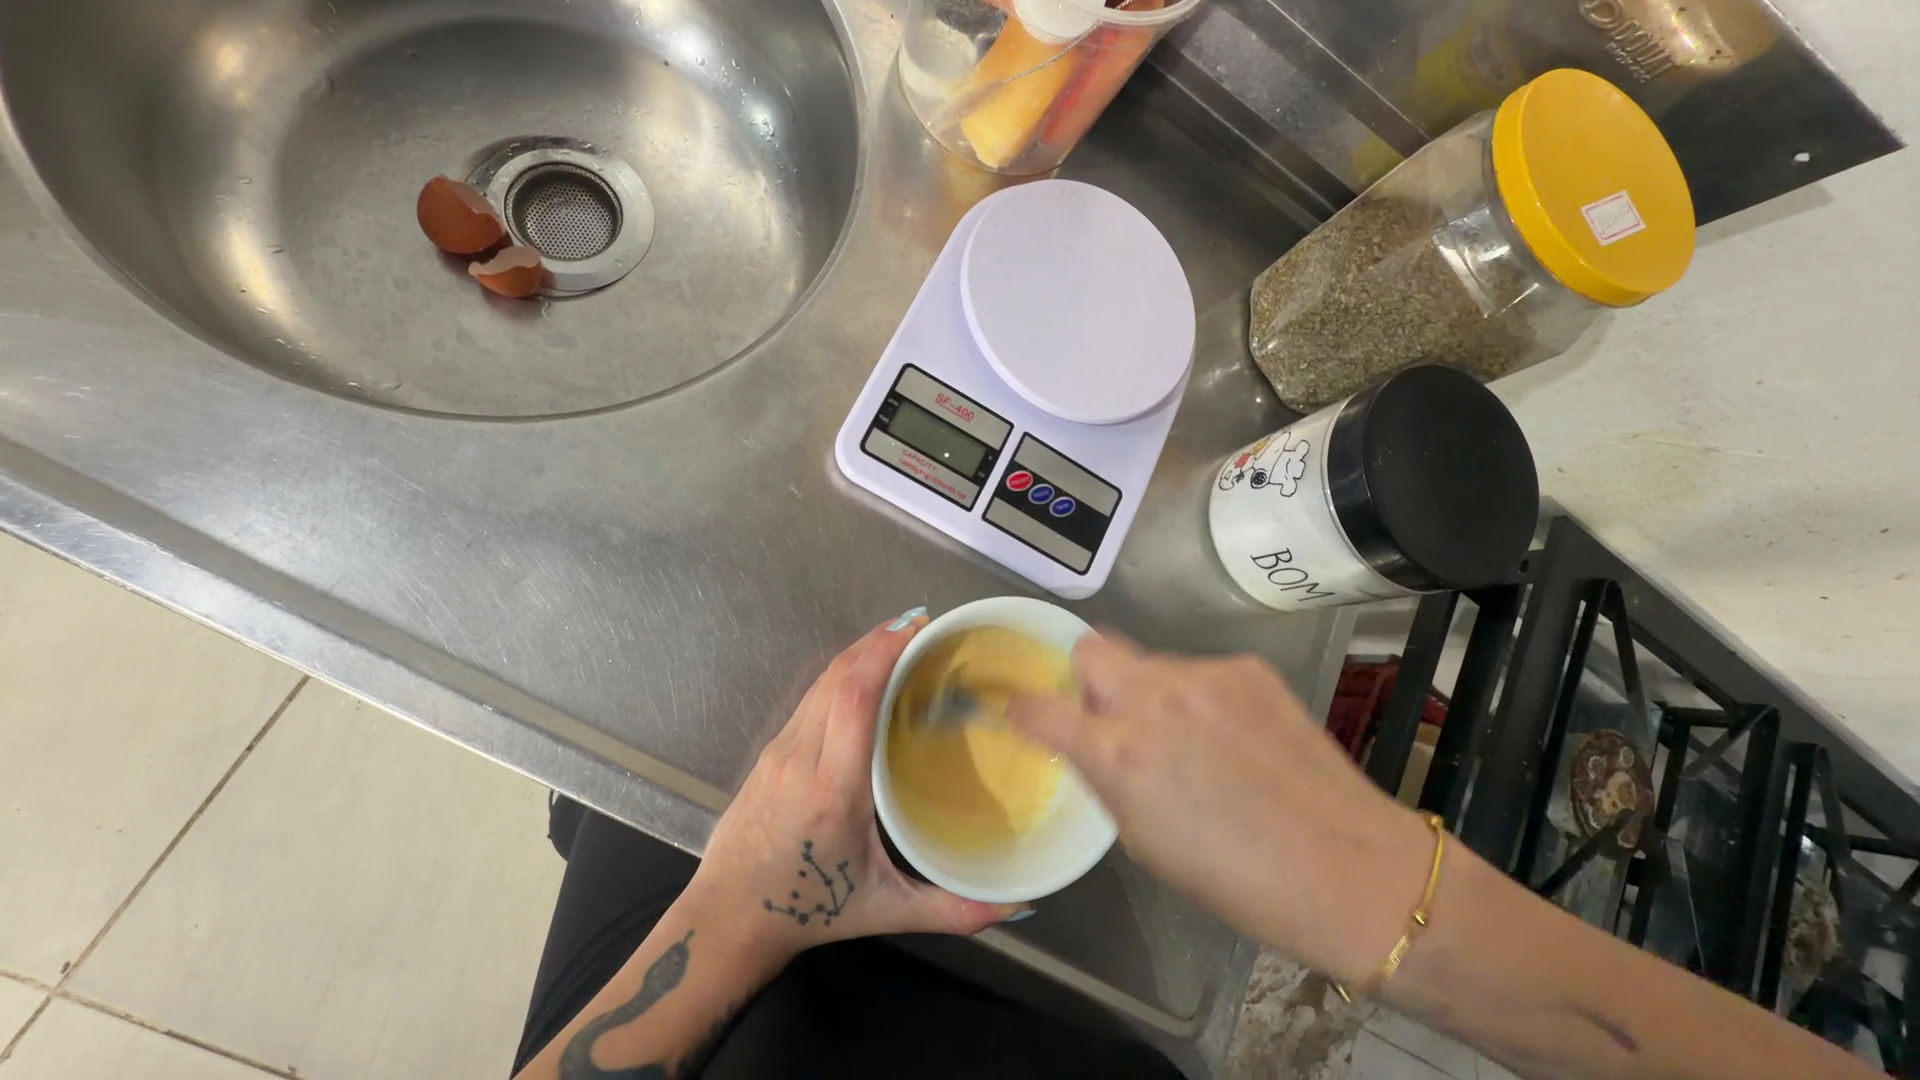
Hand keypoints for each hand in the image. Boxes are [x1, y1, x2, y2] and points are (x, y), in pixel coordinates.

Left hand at [689, 612, 1021, 965]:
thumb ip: (953, 910)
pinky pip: (810, 696)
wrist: (727, 915)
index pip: (854, 698)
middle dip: (880, 640)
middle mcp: (802, 757)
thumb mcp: (886, 911)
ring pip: (821, 681)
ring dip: (860, 651)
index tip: (921, 630)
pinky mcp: (770, 749)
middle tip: (924, 627)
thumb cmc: (810, 911)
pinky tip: (866, 673)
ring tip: (901, 639)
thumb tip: (1018, 905)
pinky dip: (842, 673)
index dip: (885, 653)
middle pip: (838, 676)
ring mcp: (780, 748)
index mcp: (834, 789)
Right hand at [1008, 635, 1432, 985]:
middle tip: (1112, 717)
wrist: (1349, 869)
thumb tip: (1093, 745)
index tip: (1025, 715)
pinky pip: (1200, 670)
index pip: (1037, 708)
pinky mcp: (1249, 668)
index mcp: (1118, 752)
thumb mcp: (1143, 840)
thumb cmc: (1237, 880)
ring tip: (1191, 738)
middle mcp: (1152, 697)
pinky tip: (1234, 735)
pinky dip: (1200, 696)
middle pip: (1090, 648)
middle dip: (1087, 678)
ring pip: (1150, 661)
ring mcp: (1204, 675)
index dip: (1022, 710)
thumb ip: (1108, 777)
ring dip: (1150, 690)